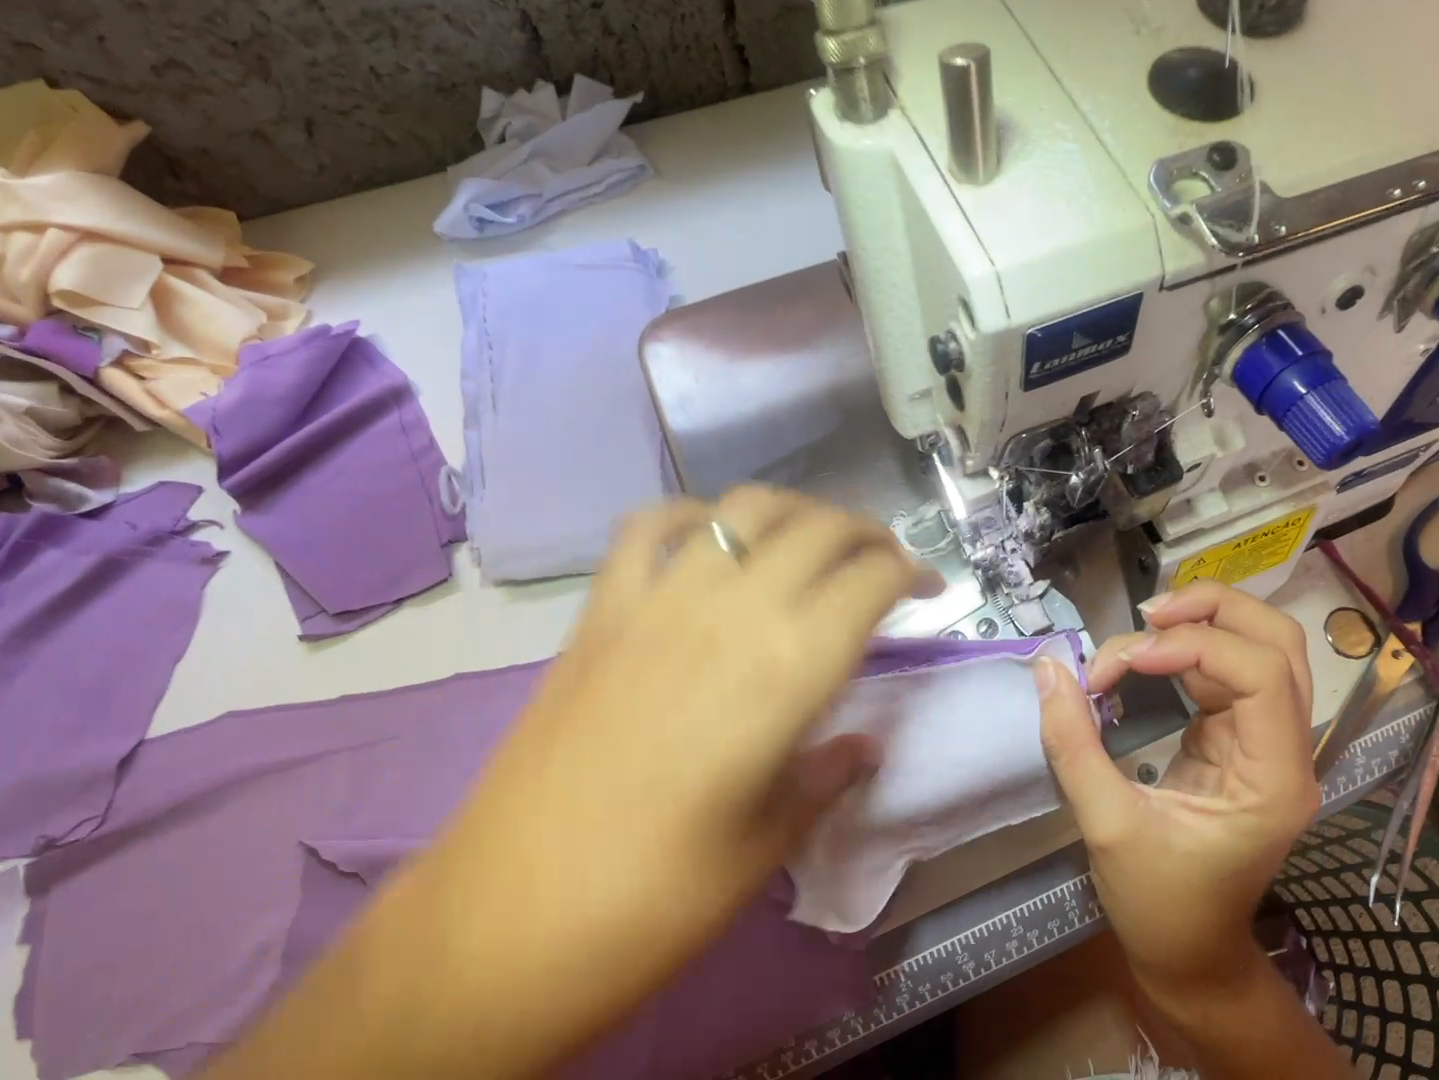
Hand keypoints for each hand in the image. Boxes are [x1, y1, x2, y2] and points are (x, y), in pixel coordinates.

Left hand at [439, 486, 939, 946]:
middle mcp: (731, 611)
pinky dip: (692, 515)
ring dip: (795, 512)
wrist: (510, 917)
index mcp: (790, 669)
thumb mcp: (770, 841)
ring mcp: (657, 601)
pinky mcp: (599, 612)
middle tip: (883, 566)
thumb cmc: (661, 896)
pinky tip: (711, 539)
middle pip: (819, 528)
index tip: (928, 592)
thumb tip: (863, 746)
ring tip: (812, 543)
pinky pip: (648, 528)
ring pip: (744, 508)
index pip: (871, 581)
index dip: (911, 574)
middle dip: (867, 534)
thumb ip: (826, 776)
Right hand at [1034, 580, 1318, 995]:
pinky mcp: (1243, 739)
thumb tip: (1048, 669)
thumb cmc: (1157, 904)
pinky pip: (1230, 671)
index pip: (1262, 674)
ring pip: (1259, 646)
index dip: (1195, 645)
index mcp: (1274, 779)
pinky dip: (1189, 650)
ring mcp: (1270, 742)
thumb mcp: (1107, 827)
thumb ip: (1074, 745)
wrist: (1190, 953)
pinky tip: (1147, 654)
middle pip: (1278, 642)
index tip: (1126, 659)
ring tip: (1140, 629)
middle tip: (1145, 613)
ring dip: (1202, 623)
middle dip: (1213, 611)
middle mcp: (1289, 751)